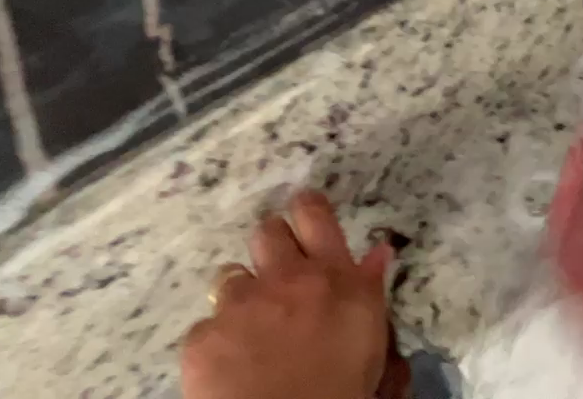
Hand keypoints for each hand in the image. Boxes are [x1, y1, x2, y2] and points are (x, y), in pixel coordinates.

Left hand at [181, 190, 396, 398]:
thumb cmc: (342, 381)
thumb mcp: (370, 329)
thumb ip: (370, 284)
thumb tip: (381, 250)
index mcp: (329, 272)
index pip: (316, 217)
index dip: (307, 204)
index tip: (303, 202)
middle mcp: (283, 277)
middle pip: (267, 233)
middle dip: (270, 240)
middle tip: (276, 262)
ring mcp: (239, 306)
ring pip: (230, 276)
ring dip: (240, 291)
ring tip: (248, 319)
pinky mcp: (202, 340)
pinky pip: (205, 327)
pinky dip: (217, 339)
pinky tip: (228, 362)